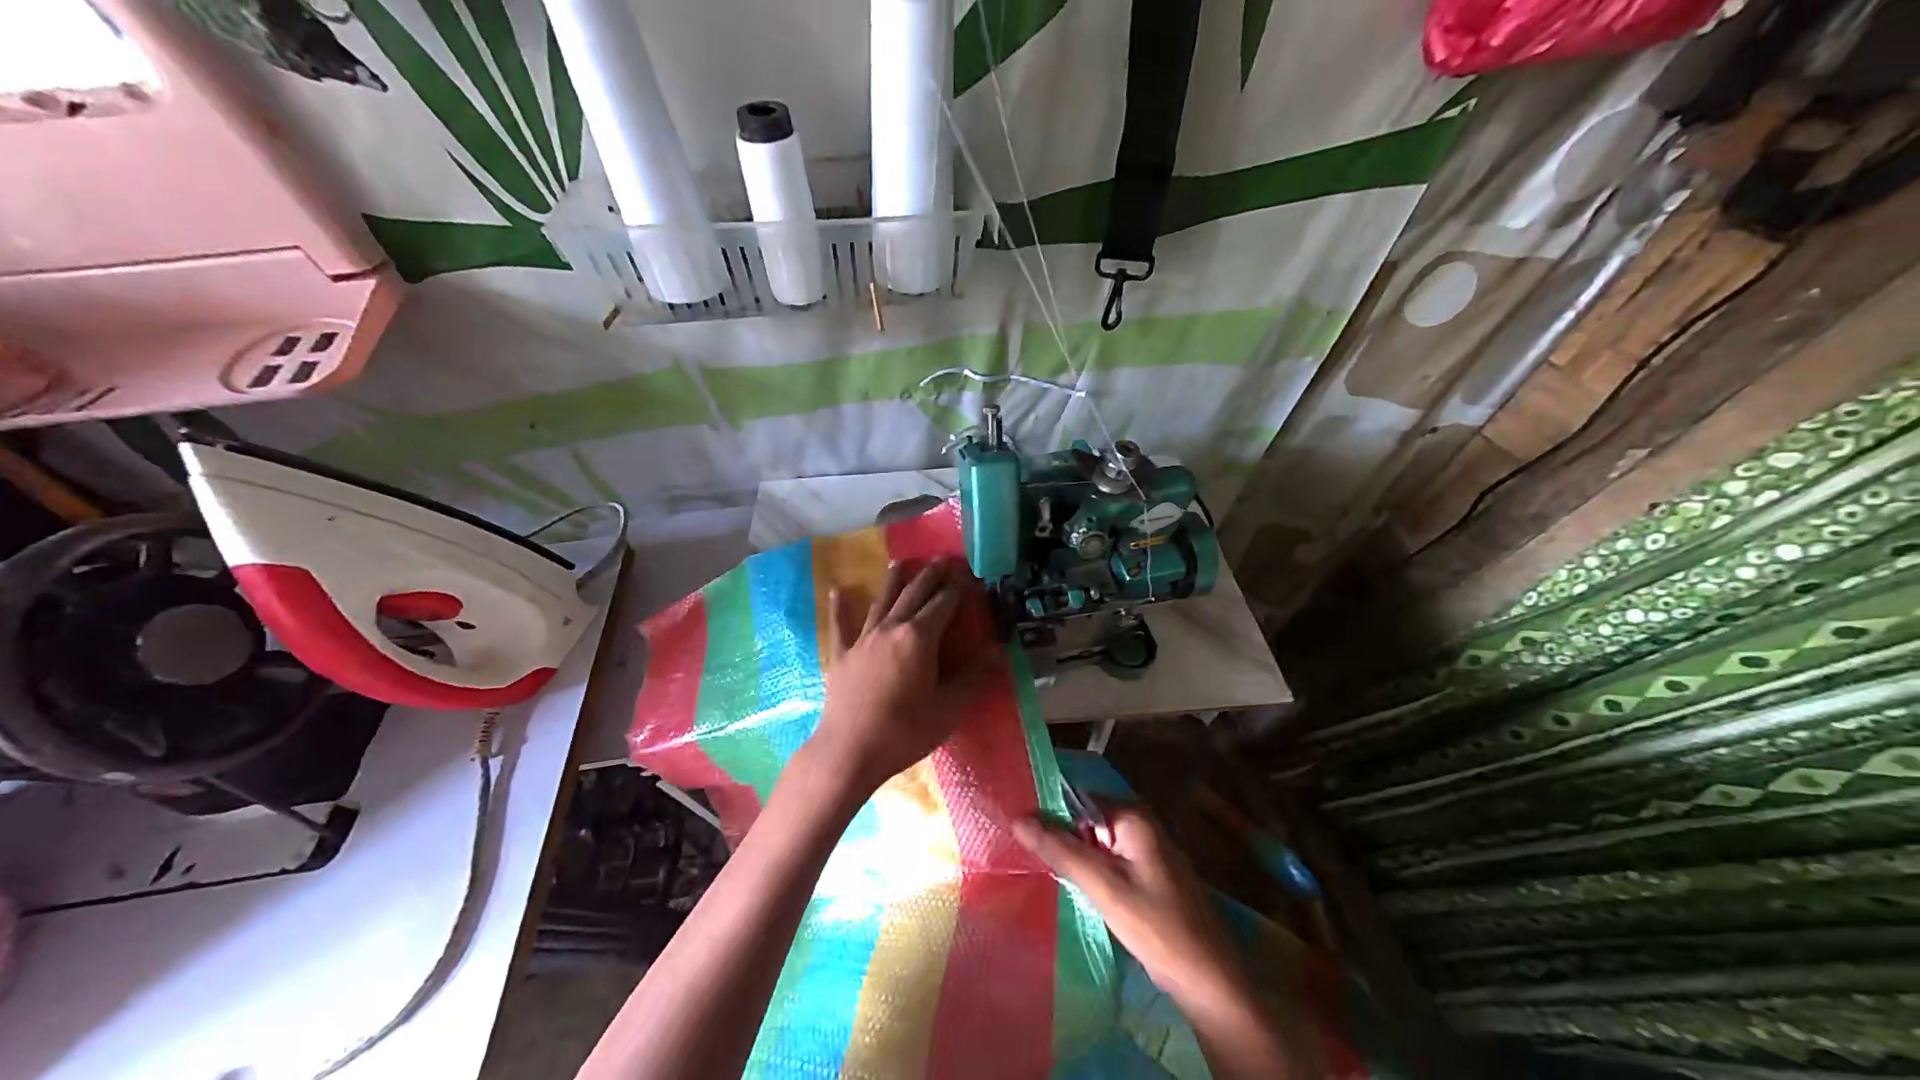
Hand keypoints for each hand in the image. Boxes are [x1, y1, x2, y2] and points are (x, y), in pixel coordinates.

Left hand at [805, 558, 978, 796]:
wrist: (849, 751)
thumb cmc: (905, 731)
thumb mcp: (948, 708)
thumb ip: (974, 677)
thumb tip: (999, 651)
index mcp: (919, 638)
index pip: (944, 603)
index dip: (959, 587)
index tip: (970, 575)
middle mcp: (891, 629)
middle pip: (914, 593)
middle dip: (931, 575)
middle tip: (943, 559)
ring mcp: (862, 640)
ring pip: (881, 602)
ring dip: (893, 581)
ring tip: (901, 563)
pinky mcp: (841, 656)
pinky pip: (841, 625)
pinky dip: (840, 607)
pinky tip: (837, 590)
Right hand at [1013, 806, 1246, 1007]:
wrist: (1208, 980)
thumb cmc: (1156, 926)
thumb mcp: (1103, 886)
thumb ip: (1060, 849)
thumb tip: (1017, 817)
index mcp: (1133, 817)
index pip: (1078, 799)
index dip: (1048, 812)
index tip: (1018, 828)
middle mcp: (1140, 825)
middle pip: (1085, 820)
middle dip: (1058, 835)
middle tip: (1023, 853)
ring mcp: (1144, 852)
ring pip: (1094, 843)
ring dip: (1071, 856)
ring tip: (1037, 868)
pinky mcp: (1145, 877)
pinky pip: (1106, 862)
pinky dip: (1087, 871)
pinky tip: (1068, 887)